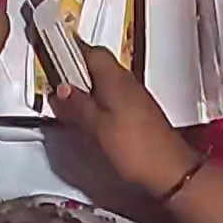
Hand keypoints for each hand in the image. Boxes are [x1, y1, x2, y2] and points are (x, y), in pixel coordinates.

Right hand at [50, 45, 200, 198]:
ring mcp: (134, 95)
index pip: (88, 50)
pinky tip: (91, 118)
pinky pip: (113, 96)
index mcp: (113, 77)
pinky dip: (99, 101)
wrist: (170, 172)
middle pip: (96, 64)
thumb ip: (75, 105)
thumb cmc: (135, 147)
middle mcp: (126, 81)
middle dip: (75, 71)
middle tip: (57, 82)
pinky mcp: (138, 110)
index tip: (52, 53)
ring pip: (104, 81)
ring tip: (70, 103)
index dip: (68, 50)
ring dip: (86, 88)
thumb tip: (60, 90)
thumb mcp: (95, 126)